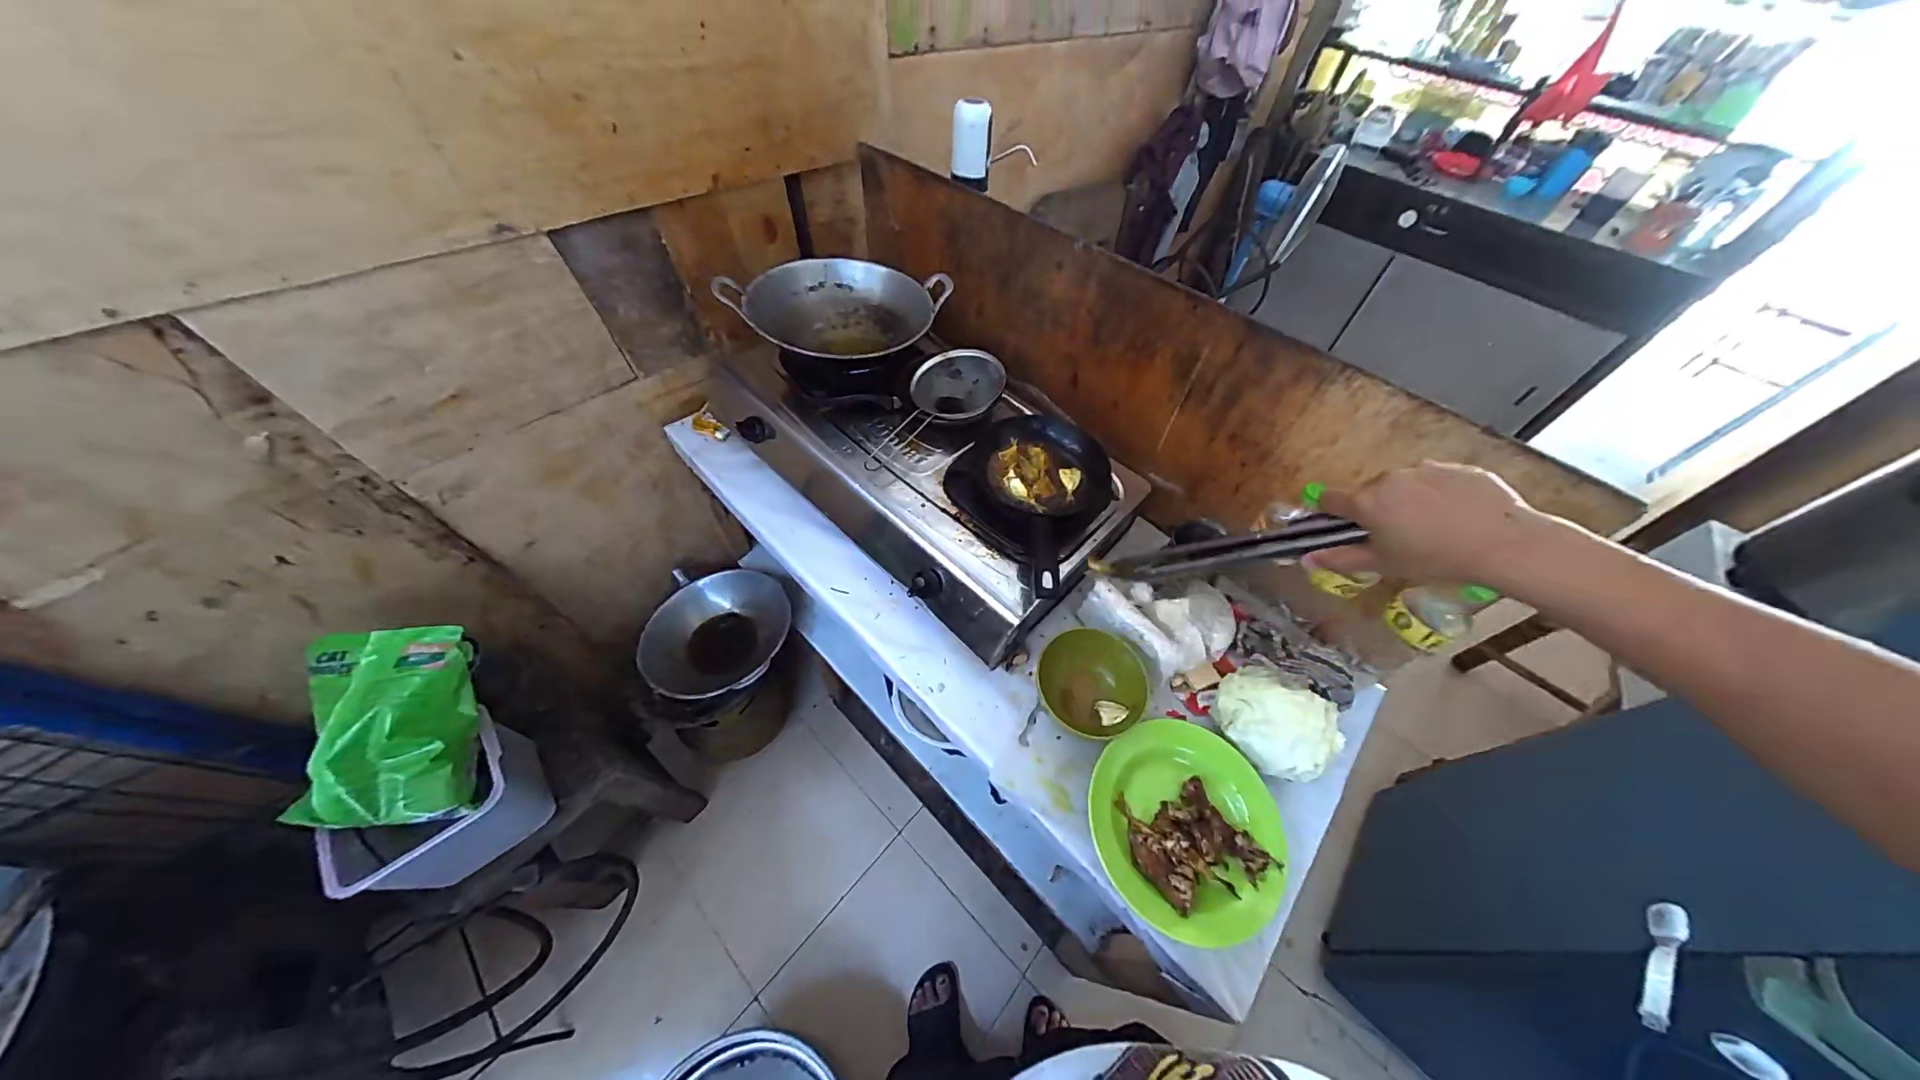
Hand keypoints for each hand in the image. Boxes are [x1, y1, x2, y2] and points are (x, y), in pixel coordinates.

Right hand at [1306, 462, 1564, 588]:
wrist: (1504, 542)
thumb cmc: (1435, 558)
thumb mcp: (1384, 564)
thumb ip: (1340, 558)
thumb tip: (1305, 558)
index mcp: (1366, 501)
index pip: (1329, 498)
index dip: (1330, 513)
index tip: (1342, 526)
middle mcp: (1389, 478)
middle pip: (1370, 492)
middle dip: (1377, 509)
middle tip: (1398, 536)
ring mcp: (1425, 469)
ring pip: (1404, 485)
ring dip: (1408, 501)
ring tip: (1434, 527)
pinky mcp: (1457, 467)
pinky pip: (1437, 480)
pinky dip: (1440, 495)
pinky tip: (1458, 517)